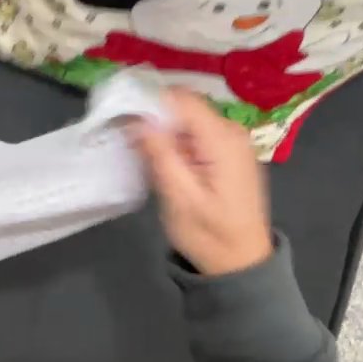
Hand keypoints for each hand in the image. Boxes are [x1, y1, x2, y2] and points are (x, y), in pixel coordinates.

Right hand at [130, 88, 273, 276]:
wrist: (241, 261)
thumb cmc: (209, 234)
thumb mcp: (179, 197)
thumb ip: (160, 154)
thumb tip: (138, 119)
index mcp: (222, 140)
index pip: (182, 100)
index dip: (149, 102)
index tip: (121, 115)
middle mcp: (232, 132)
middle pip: (185, 107)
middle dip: (154, 117)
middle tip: (126, 138)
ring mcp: (232, 142)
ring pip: (188, 120)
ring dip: (163, 131)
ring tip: (140, 151)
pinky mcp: (228, 153)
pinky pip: (196, 134)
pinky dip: (175, 140)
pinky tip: (162, 161)